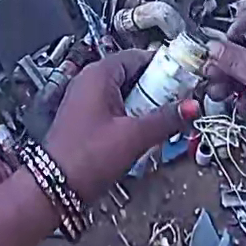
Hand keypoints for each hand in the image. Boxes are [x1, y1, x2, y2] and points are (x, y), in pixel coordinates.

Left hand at [42, 49, 195, 198]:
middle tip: (178, 104)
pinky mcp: (83, 116)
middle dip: (156, 89)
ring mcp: (84, 98)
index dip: (163, 67)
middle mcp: (89, 79)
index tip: (185, 80)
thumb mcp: (133, 136)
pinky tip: (142, 132)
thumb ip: (165, 119)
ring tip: (164, 120)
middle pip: (131, 73)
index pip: (138, 56)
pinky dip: (130, 114)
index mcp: (99, 73)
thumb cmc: (90, 156)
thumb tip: (193, 106)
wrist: (52, 188)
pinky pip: (113, 106)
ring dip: (144, 104)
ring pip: (123, 91)